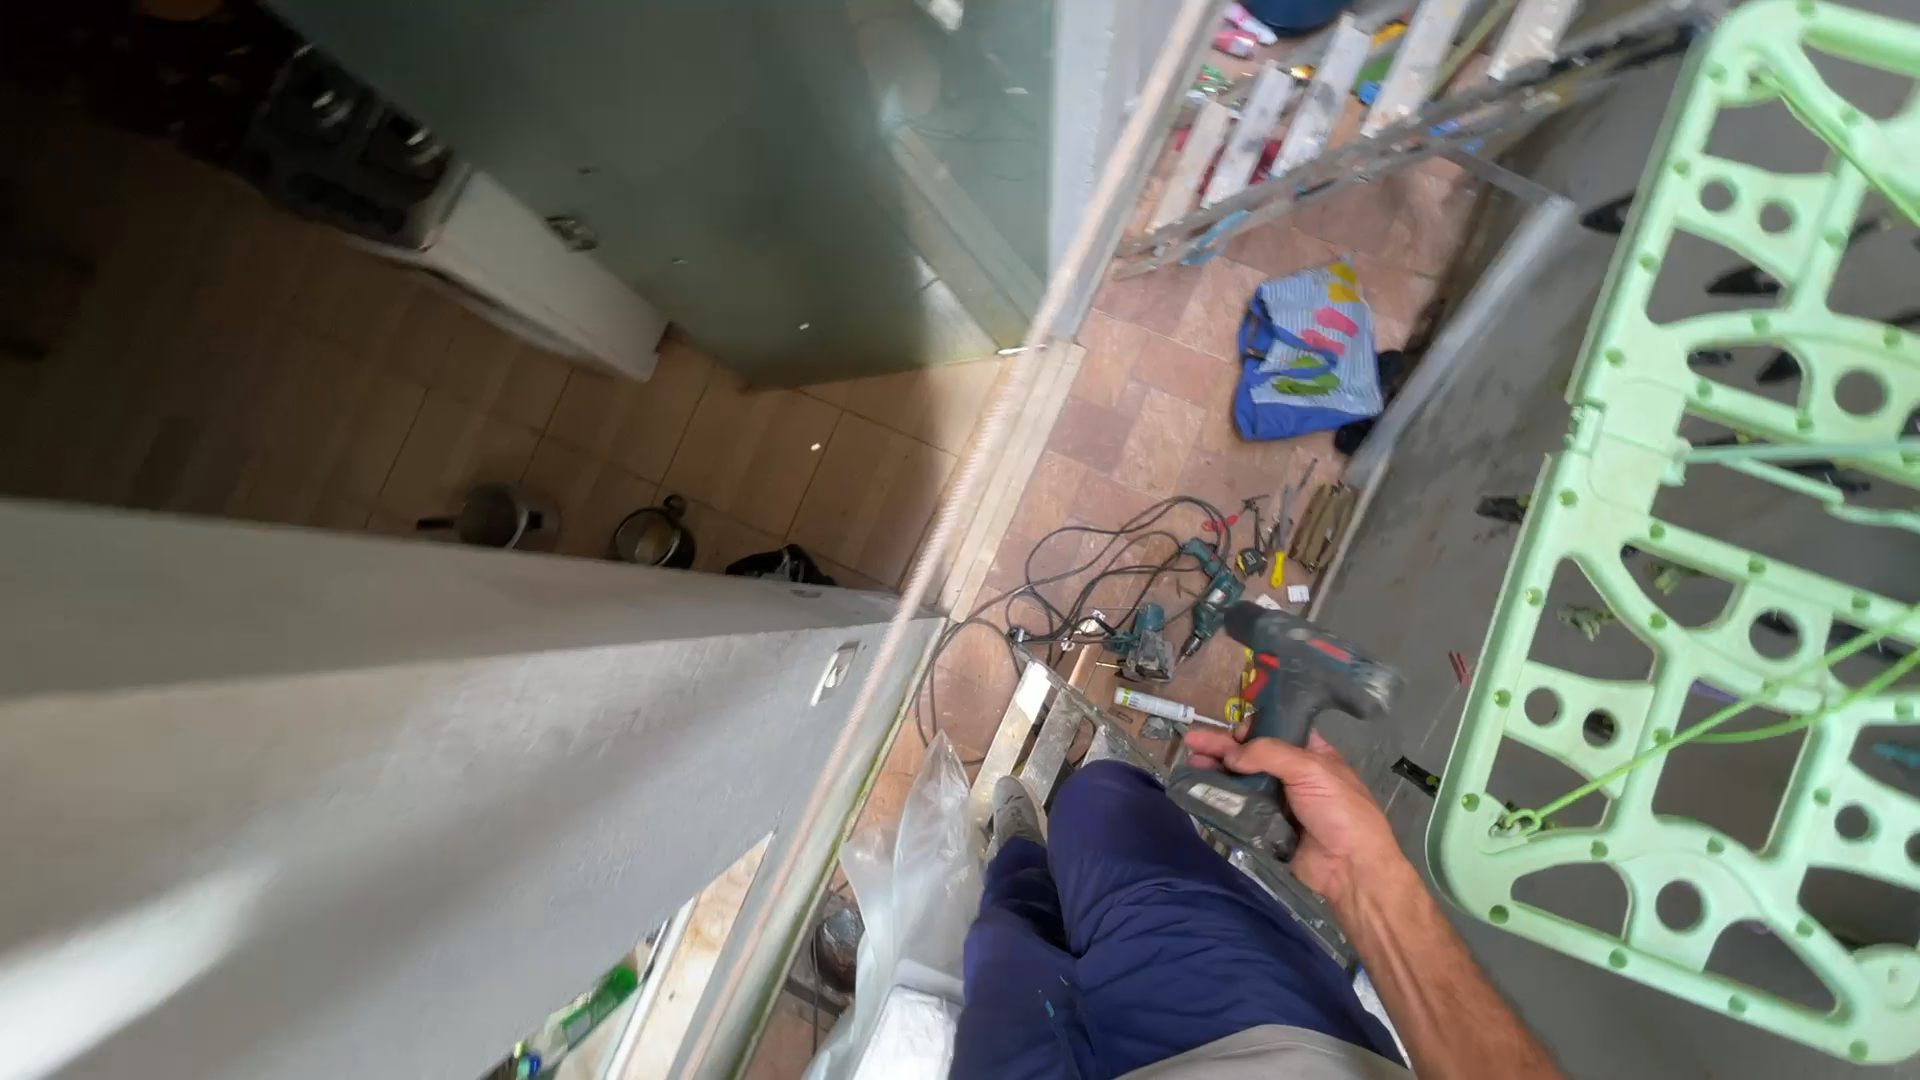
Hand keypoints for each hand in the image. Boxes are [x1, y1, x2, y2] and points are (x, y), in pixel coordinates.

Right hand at [1183, 729, 1406, 906]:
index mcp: (1310, 754)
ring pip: (1240, 778)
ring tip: (1190, 761)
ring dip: (1215, 767)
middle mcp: (1291, 773)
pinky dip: (1219, 794)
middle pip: (1250, 753)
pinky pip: (1238, 805)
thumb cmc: (1340, 810)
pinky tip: (1199, 787)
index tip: (1237, 732)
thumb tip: (1231, 757)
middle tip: (1194, 739)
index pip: (1275, 730)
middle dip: (1222, 745)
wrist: (1351, 868)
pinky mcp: (1264, 823)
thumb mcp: (1311, 769)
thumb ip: (1268, 754)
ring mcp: (1277, 799)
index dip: (1252, 727)